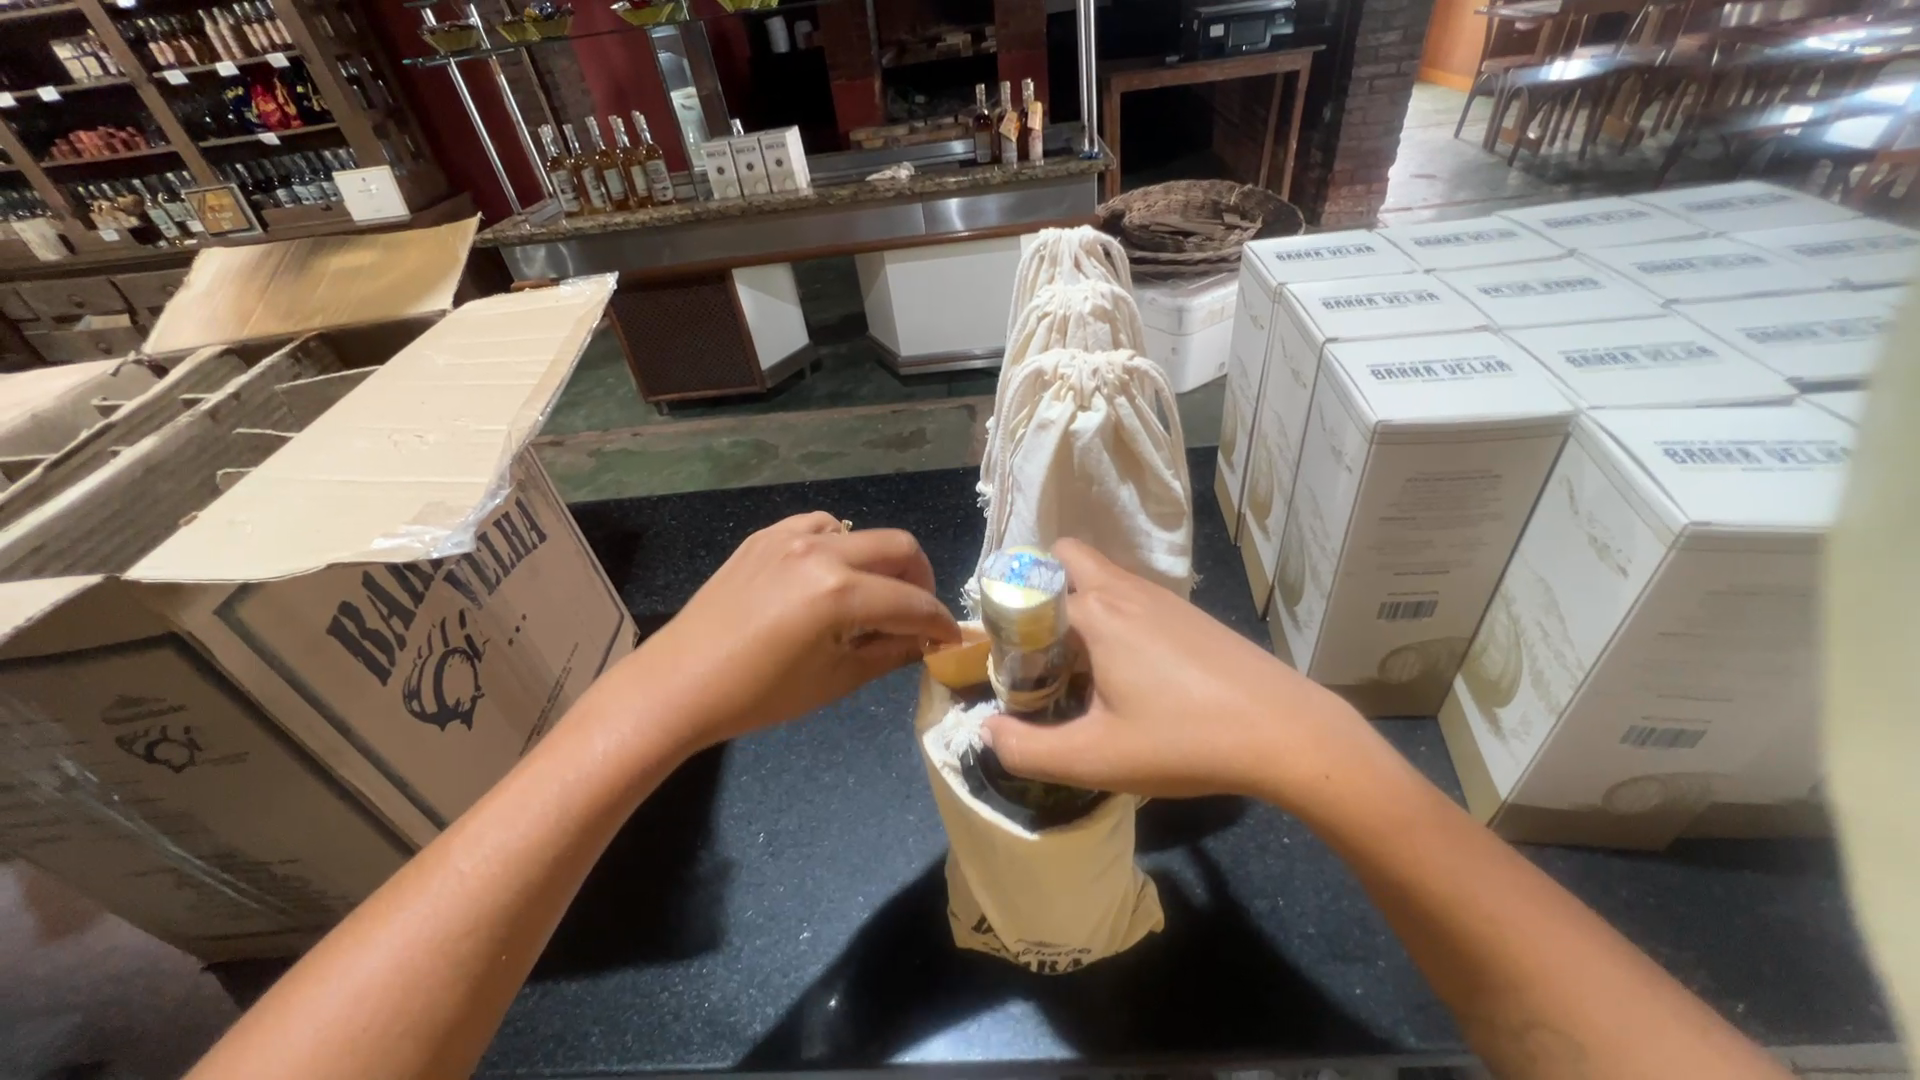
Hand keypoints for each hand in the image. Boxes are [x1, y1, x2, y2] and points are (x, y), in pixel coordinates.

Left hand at [610, 513, 959, 754]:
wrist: (679, 685)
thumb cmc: (759, 696)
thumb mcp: (835, 680)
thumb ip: (890, 652)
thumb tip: (924, 641)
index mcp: (839, 592)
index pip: (913, 601)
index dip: (940, 622)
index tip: (950, 638)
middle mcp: (820, 550)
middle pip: (899, 548)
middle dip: (921, 581)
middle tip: (919, 615)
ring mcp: (788, 536)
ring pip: (861, 532)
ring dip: (880, 561)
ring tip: (874, 595)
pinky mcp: (764, 537)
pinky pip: (819, 526)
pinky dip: (839, 545)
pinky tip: (830, 574)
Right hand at [983, 539, 1382, 805]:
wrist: (1287, 733)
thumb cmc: (1184, 741)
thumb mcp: (1095, 759)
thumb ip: (1027, 750)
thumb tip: (988, 732)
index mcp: (1096, 613)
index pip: (1027, 593)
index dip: (1006, 626)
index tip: (1011, 671)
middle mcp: (1126, 591)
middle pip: (1067, 557)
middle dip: (1041, 591)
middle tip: (1042, 651)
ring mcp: (1164, 598)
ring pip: (1103, 577)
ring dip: (1080, 606)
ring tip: (1082, 669)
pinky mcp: (1190, 615)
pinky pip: (1133, 598)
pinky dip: (1114, 618)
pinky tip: (1132, 673)